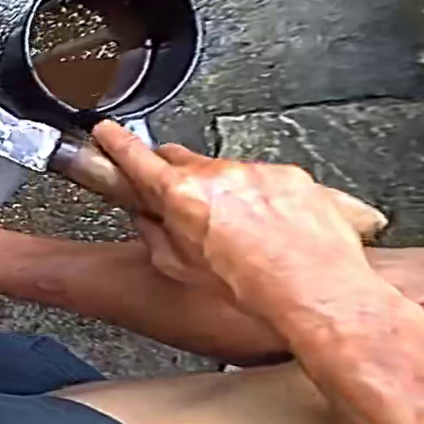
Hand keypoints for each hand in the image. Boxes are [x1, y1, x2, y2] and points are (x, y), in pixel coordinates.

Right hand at [92, 121, 421, 342]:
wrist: (315, 292)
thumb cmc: (246, 286)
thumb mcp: (176, 266)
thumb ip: (153, 233)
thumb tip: (148, 219)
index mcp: (177, 193)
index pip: (134, 154)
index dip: (115, 140)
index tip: (108, 131)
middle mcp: (215, 174)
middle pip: (180, 157)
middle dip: (175, 175)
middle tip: (184, 202)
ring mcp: (256, 172)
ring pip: (224, 170)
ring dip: (223, 189)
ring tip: (242, 228)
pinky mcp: (293, 176)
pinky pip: (265, 178)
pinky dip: (262, 196)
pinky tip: (272, 226)